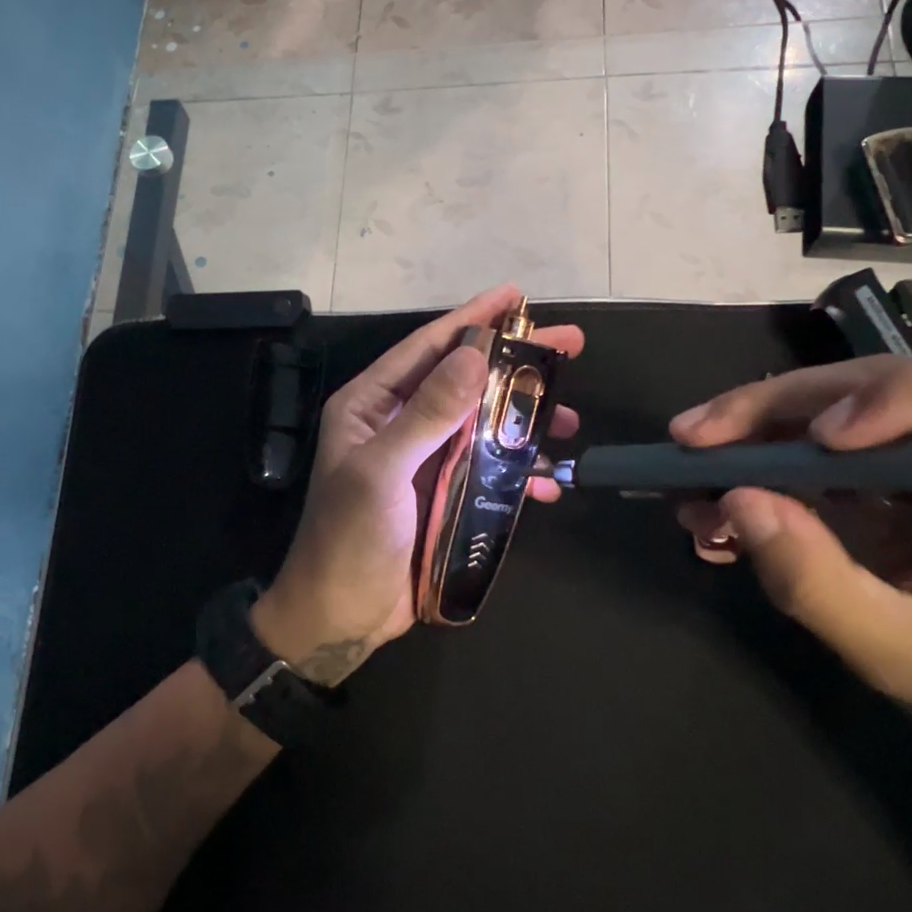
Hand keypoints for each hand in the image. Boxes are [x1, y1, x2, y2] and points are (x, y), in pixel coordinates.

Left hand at [253, 286, 583, 685]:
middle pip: (462, 382)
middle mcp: (396, 425)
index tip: (518, 296)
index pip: (426, 348)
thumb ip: (427, 413)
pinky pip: (486, 472)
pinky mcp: (441, 498)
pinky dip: (517, 474)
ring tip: (570, 420)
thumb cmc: (349, 540)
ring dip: (523, 422)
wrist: (339, 616)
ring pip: (481, 425)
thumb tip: (475, 353)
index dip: (473, 319)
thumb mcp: (384, 471)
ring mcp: (422, 462)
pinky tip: (548, 482)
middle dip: (514, 366)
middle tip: (572, 347)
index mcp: (369, 406)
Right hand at [669, 349, 911, 758]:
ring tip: (694, 446)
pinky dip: (770, 438)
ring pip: (865, 389)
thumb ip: (820, 586)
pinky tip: (717, 470)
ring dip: (770, 413)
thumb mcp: (896, 654)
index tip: (826, 435)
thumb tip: (736, 500)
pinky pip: (837, 420)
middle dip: (802, 399)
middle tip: (708, 433)